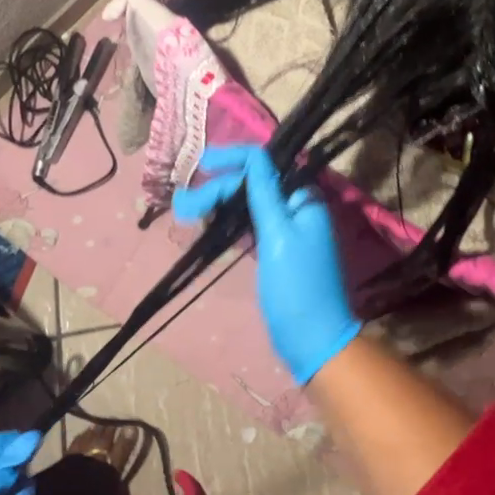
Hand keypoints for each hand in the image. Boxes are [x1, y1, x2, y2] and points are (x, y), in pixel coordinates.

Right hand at [174, 145, 360, 383]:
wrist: (312, 339)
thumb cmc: (296, 286)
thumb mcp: (278, 235)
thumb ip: (265, 194)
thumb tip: (256, 155)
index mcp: (304, 198)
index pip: (266, 164)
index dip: (234, 159)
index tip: (202, 164)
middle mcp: (297, 207)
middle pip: (253, 185)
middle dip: (218, 189)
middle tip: (182, 205)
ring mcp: (287, 228)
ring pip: (248, 204)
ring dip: (219, 204)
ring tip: (186, 212)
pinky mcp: (276, 249)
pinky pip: (250, 224)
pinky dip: (229, 223)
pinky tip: (206, 225)